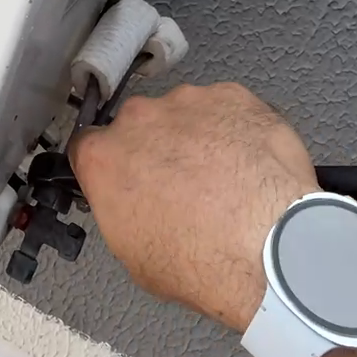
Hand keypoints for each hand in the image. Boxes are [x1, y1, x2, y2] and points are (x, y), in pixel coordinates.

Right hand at [69, 82, 319, 332]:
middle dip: (156, 149)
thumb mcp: (133, 255)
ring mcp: (186, 102)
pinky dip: (237, 128)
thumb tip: (130, 205)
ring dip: (198, 137)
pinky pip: (228, 107)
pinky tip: (250, 162)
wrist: (267, 249)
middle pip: (139, 125)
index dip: (109, 164)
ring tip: (226, 179)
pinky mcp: (232, 96)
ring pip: (185, 113)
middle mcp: (139, 118)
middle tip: (183, 186)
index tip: (125, 177)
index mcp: (104, 156)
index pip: (89, 145)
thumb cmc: (201, 260)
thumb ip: (119, 209)